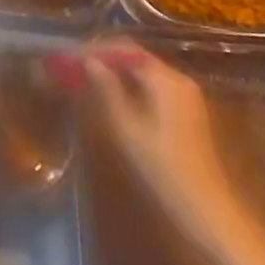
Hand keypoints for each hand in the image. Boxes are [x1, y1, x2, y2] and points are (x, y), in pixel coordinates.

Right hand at [78, 38, 238, 232]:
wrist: (202, 216)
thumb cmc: (158, 168)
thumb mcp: (123, 128)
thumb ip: (103, 90)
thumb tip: (86, 60)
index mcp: (164, 77)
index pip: (121, 48)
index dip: (90, 51)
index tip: (62, 61)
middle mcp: (177, 81)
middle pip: (132, 60)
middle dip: (99, 63)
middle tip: (68, 73)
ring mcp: (184, 101)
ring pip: (139, 77)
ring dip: (110, 78)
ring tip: (81, 89)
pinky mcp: (184, 122)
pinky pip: (148, 93)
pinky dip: (125, 93)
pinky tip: (108, 108)